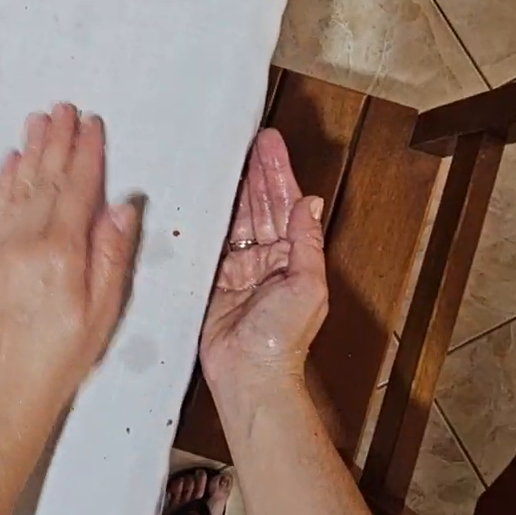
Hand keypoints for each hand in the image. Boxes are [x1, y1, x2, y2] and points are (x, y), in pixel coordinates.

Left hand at [0, 104, 143, 420]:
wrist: (8, 388)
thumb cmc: (63, 354)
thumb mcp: (104, 310)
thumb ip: (112, 254)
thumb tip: (123, 206)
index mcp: (61, 252)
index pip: (78, 190)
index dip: (87, 154)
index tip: (92, 125)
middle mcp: (26, 241)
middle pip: (46, 179)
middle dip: (58, 141)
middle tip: (63, 108)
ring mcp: (0, 247)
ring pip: (18, 187)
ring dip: (31, 151)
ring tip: (39, 120)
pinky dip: (4, 181)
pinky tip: (11, 160)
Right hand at [200, 129, 327, 397]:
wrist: (250, 375)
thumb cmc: (283, 339)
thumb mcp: (307, 286)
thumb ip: (306, 243)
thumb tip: (309, 203)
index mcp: (293, 259)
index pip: (286, 205)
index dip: (279, 173)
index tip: (271, 145)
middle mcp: (267, 259)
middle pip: (261, 205)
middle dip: (258, 171)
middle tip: (252, 139)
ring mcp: (239, 267)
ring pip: (237, 217)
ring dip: (236, 187)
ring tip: (230, 156)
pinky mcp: (213, 279)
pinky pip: (212, 241)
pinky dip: (210, 217)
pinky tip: (206, 195)